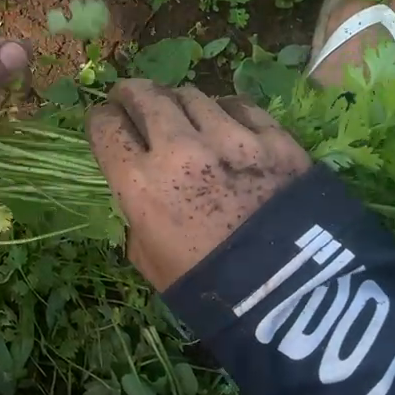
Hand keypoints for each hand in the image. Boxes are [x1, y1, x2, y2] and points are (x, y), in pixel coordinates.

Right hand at [87, 82, 311, 289]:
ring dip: (179, 102)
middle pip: (144, 95)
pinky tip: (227, 122)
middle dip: (131, 93)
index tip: (105, 120)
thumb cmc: (208, 288)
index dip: (100, 119)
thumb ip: (136, 217)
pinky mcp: (274, 140)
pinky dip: (226, 110)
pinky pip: (239, 106)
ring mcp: (230, 139)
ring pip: (191, 95)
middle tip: (133, 99)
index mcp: (139, 181)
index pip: (104, 124)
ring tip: (184, 114)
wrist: (294, 300)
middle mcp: (178, 149)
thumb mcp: (148, 259)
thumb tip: (139, 196)